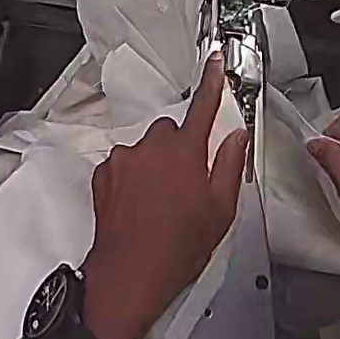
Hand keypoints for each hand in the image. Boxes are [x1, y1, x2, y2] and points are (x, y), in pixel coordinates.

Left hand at [82, 53, 249, 338]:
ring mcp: (124, 160)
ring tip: (162, 202)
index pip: (203, 106)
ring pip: (147, 148)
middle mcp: (151, 148)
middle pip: (171, 130)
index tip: (216, 61)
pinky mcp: (104, 174)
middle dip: (180, 148)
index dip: (213, 82)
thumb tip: (235, 139)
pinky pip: (125, 164)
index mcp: (184, 152)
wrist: (129, 276)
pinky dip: (134, 176)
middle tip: (188, 183)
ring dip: (156, 164)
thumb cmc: (176, 248)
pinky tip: (142, 205)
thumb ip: (229, 164)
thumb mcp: (220, 210)